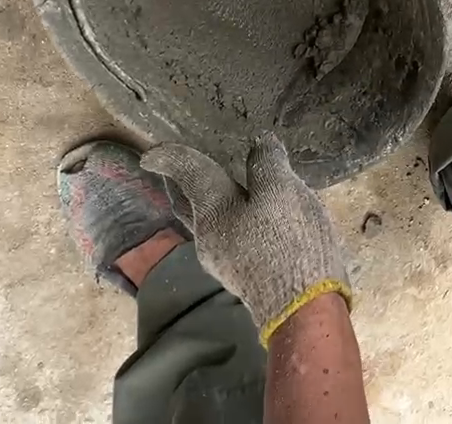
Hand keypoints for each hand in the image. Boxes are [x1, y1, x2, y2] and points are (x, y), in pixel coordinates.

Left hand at [142, 135, 349, 345]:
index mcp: (213, 212)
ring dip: (210, 201)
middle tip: (179, 168)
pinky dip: (232, 216)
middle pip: (191, 203)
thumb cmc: (286, 242)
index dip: (173, 159)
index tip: (149, 155)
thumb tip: (259, 143)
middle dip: (183, 185)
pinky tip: (253, 215)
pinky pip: (230, 234)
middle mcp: (209, 238)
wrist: (302, 308)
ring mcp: (225, 261)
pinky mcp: (244, 273)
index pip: (190, 175)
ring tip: (221, 185)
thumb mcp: (282, 191)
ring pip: (210, 221)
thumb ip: (267, 163)